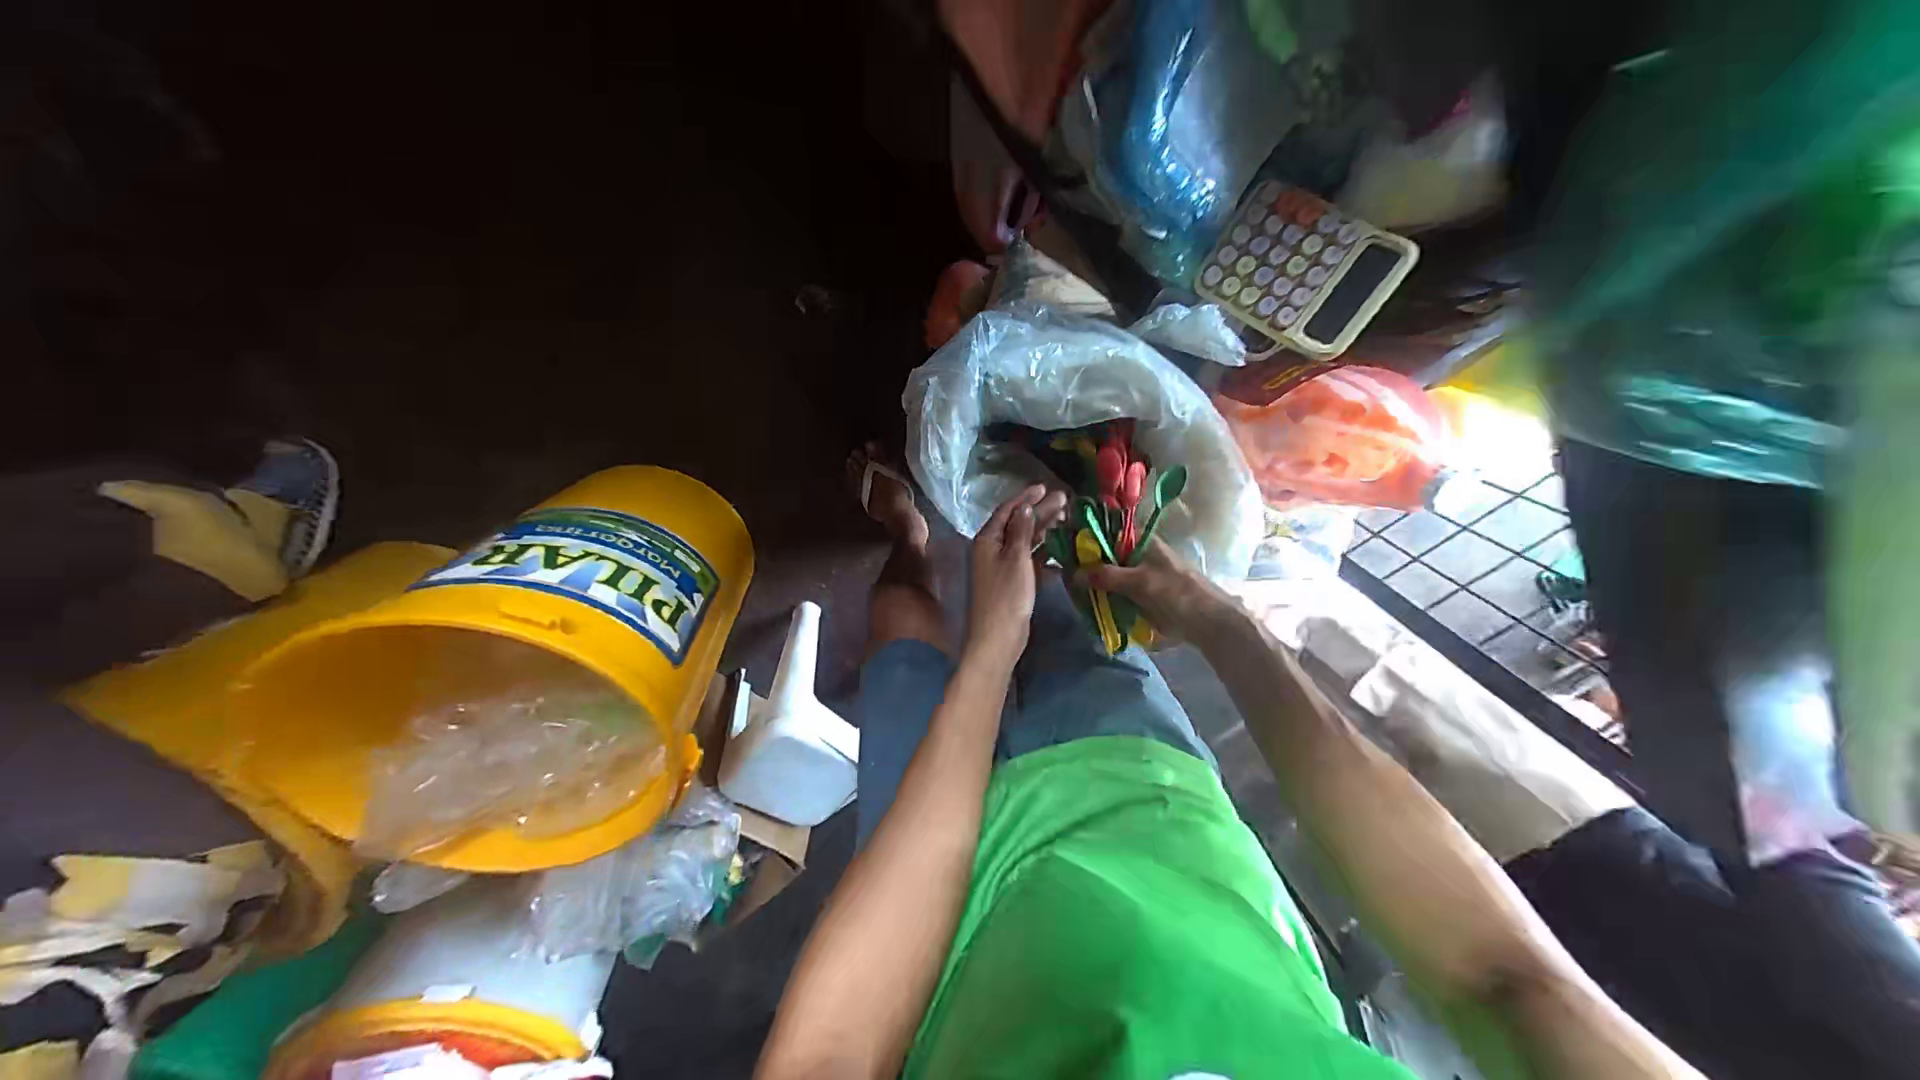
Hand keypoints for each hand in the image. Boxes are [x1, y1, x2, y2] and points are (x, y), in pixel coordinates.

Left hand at [966, 485, 1067, 667]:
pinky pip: (1029, 559)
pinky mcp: (1013, 582)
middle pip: (1016, 524)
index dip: (1025, 498)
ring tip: (1065, 518)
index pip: (1006, 511)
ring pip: (1024, 541)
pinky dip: (1043, 551)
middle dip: (1039, 511)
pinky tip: (1061, 547)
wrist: (998, 638)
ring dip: (1043, 529)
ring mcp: (1002, 567)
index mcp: (987, 540)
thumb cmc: (1006, 596)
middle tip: (1064, 500)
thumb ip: (1021, 531)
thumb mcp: (1015, 558)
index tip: (1045, 487)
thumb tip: (1025, 508)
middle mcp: (991, 550)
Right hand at [1080, 539, 1242, 645]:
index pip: (1109, 530)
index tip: (1065, 542)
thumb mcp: (1139, 581)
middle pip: (1106, 554)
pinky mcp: (1141, 596)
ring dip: (1093, 582)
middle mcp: (1139, 555)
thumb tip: (1074, 573)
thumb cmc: (1176, 593)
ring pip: (1109, 574)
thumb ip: (1107, 576)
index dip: (1088, 534)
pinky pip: (1116, 593)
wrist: (1207, 623)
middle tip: (1063, 571)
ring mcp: (1140, 576)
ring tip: (1070, 588)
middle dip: (1086, 562)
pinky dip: (1103, 597)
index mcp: (1142, 542)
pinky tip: (1087, 602)